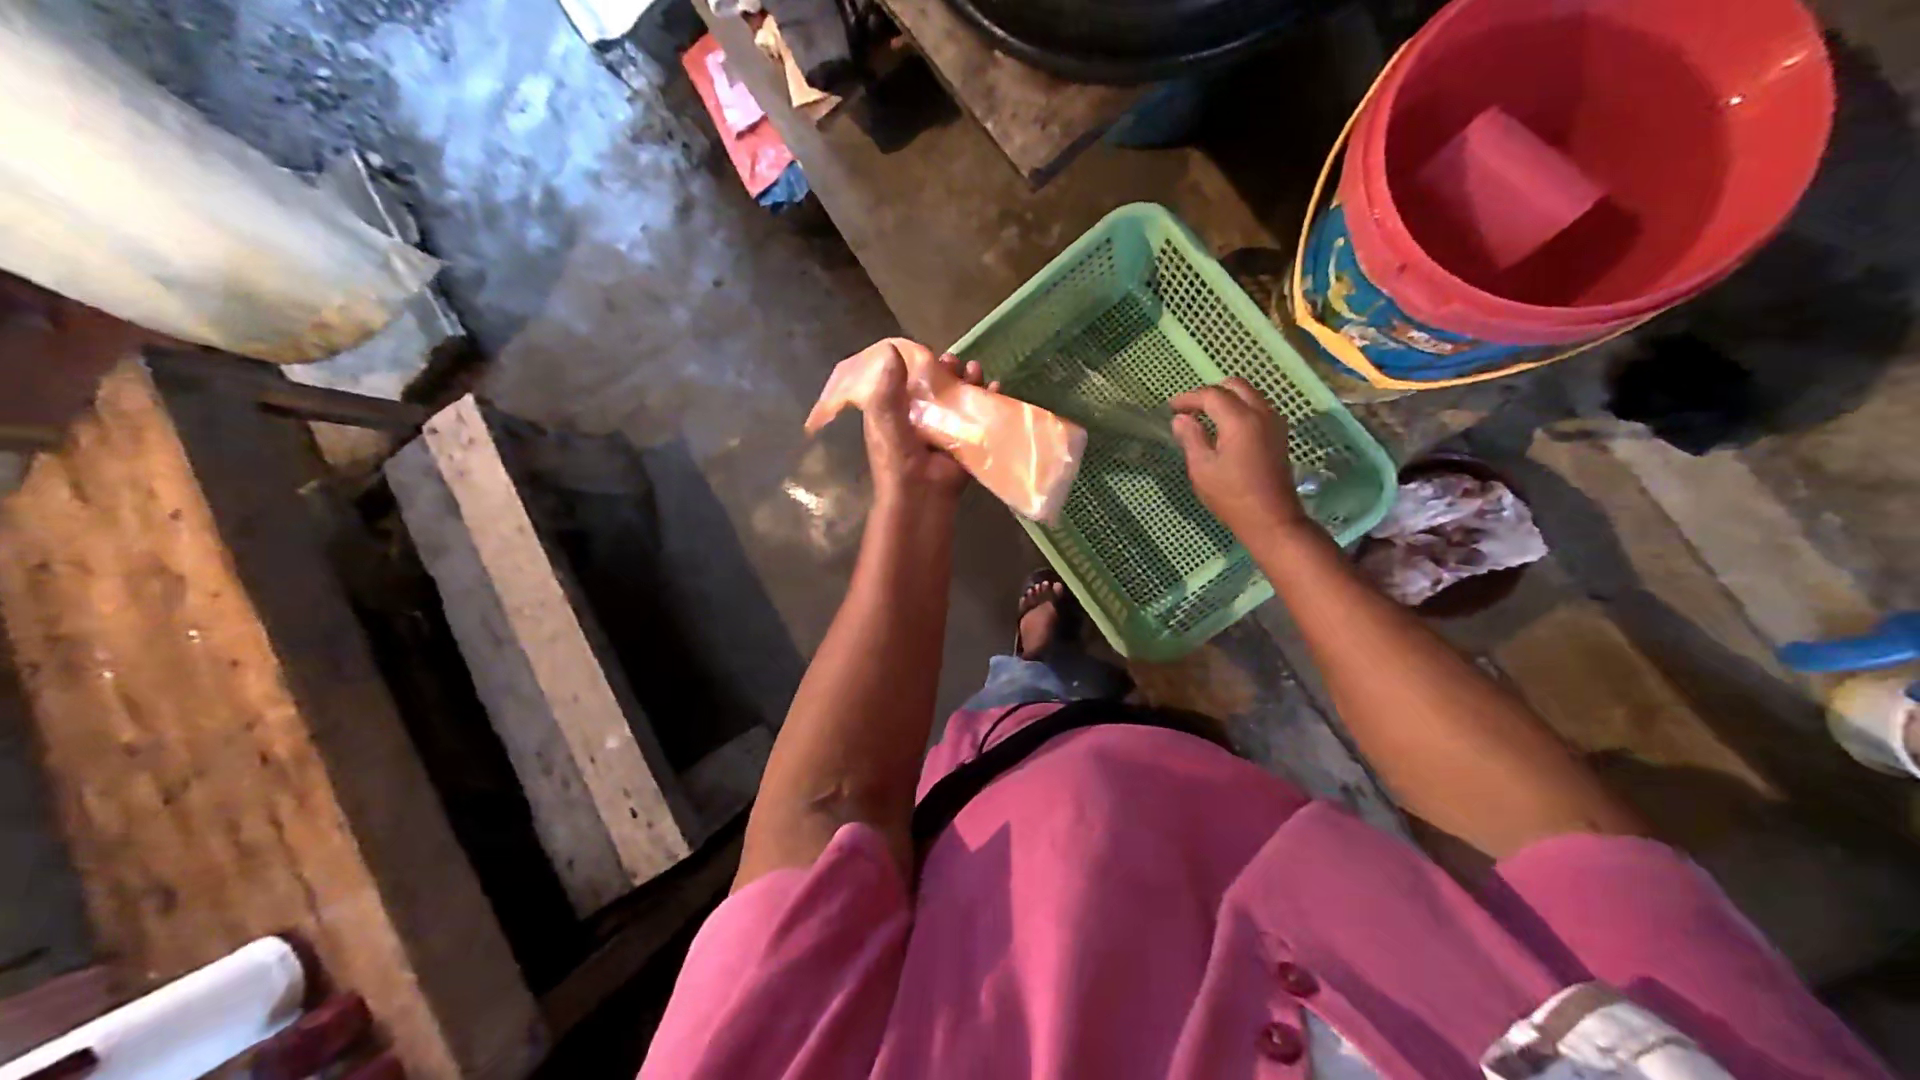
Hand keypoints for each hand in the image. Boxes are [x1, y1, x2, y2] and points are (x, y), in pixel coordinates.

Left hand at [862, 343, 990, 503]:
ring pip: (961, 399)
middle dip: (949, 372)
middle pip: (939, 388)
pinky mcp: (968, 441)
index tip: (930, 354)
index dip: (920, 367)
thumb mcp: (884, 415)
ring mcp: (948, 430)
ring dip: (970, 382)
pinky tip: (996, 387)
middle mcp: (923, 419)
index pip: (910, 383)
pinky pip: (980, 417)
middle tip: (954, 362)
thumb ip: (888, 384)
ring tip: (975, 370)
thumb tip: (891, 348)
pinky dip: (990, 400)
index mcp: (899, 412)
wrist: (919, 491)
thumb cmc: (896, 453)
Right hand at [1170, 377, 1307, 537]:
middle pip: (1235, 386)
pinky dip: (1240, 408)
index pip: (1212, 395)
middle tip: (1190, 409)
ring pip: (1249, 394)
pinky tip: (1225, 427)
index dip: (1189, 398)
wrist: (1272, 519)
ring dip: (1227, 399)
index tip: (1171, 408)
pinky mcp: (1279, 434)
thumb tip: (1181, 419)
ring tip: (1205, 417)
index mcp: (1240, 420)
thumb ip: (1191, 438)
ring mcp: (1274, 423)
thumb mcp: (1202, 468)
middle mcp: (1261, 413)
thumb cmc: (1232, 497)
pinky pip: (1258, 407)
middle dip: (1210, 393)